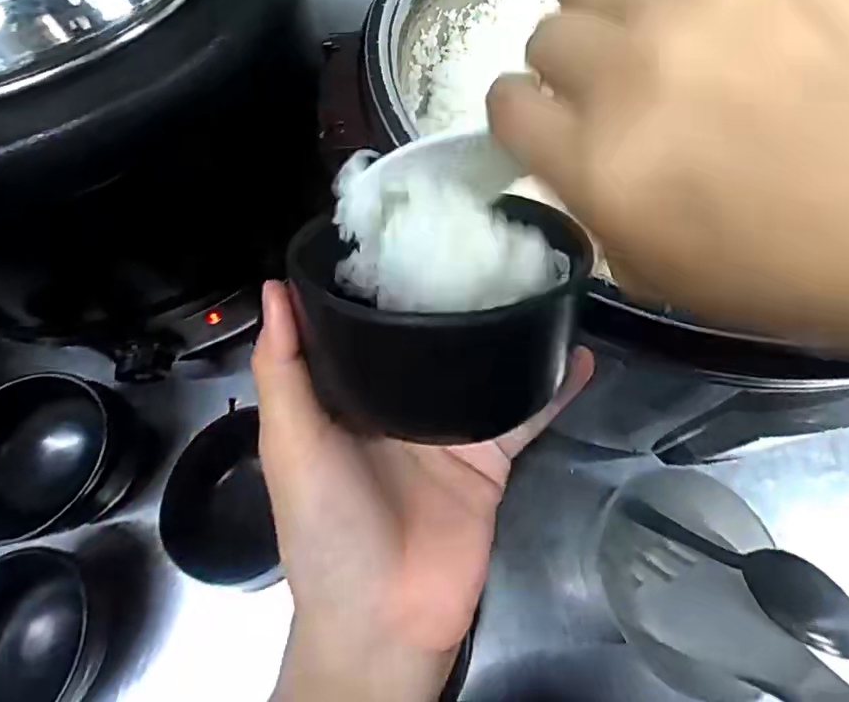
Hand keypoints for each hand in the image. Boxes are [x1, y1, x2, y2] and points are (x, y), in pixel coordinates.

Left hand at [252, 280, 592, 701]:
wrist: (385, 620)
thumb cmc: (326, 525)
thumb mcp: (290, 443)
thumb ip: (282, 369)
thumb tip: (275, 289)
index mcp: (349, 389)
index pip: (362, 319)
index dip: (374, 278)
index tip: (393, 229)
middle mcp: (399, 397)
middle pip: (428, 333)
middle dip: (447, 292)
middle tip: (472, 239)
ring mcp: (448, 424)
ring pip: (479, 362)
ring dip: (502, 327)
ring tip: (526, 276)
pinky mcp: (489, 455)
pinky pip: (524, 410)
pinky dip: (551, 384)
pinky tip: (574, 349)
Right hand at [488, 0, 848, 346]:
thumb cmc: (792, 260)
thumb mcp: (653, 274)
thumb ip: (580, 205)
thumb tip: (556, 146)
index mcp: (596, 162)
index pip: (504, 106)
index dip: (530, 119)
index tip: (565, 128)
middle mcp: (620, 70)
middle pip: (543, 39)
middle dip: (577, 72)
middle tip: (637, 91)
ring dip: (613, 9)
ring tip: (670, 29)